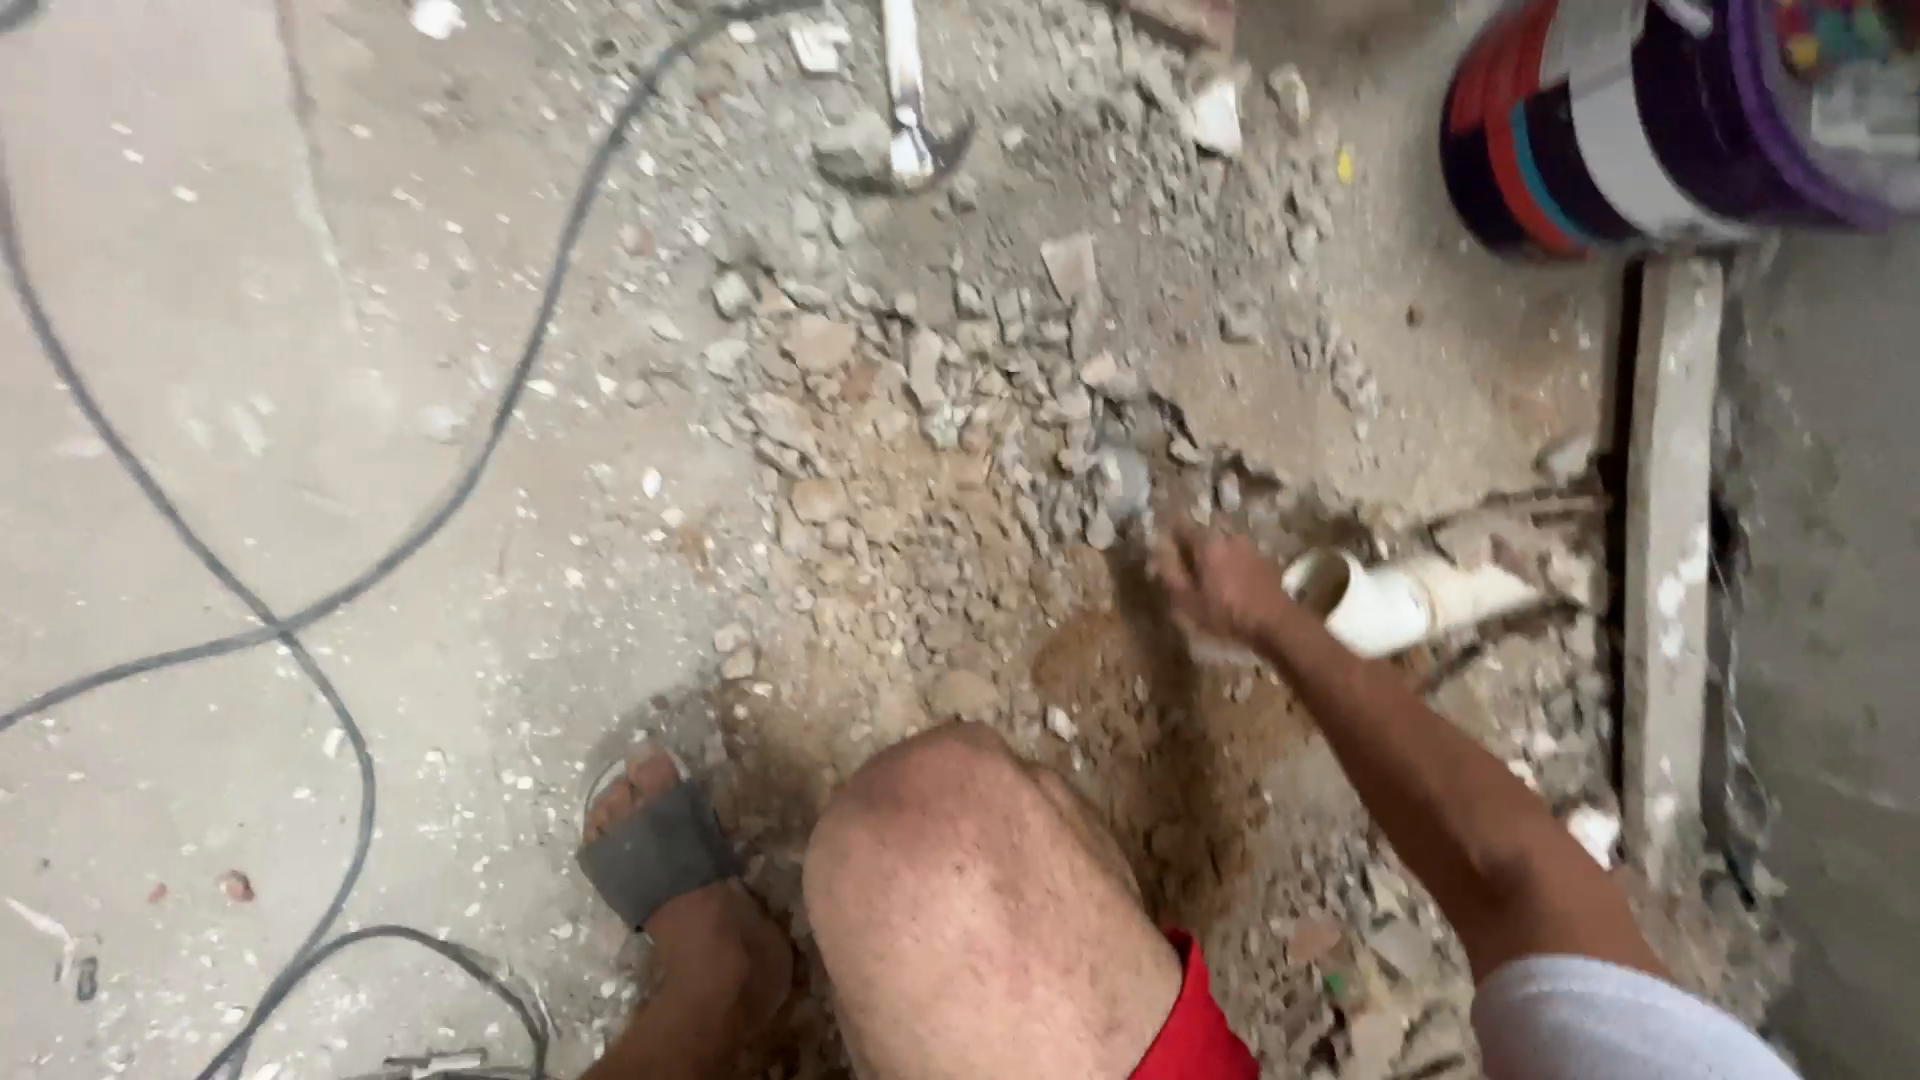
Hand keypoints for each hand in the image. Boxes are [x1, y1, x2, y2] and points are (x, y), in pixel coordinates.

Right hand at [1152, 529, 1292, 647]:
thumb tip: (1158, 551)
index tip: (1165, 555)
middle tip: (1186, 572)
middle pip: (1203, 535)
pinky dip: (1231, 564)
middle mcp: (1229, 536)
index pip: (1181, 526)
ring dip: (1213, 557)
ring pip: (1222, 545)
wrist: (1276, 622)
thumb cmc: (1225, 612)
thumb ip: (1169, 572)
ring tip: (1209, 580)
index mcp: (1207, 542)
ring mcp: (1250, 546)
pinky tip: (1231, 584)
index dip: (1170, 539)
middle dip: (1192, 549)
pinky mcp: (1265, 559)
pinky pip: (1239, 555)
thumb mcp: (1187, 599)